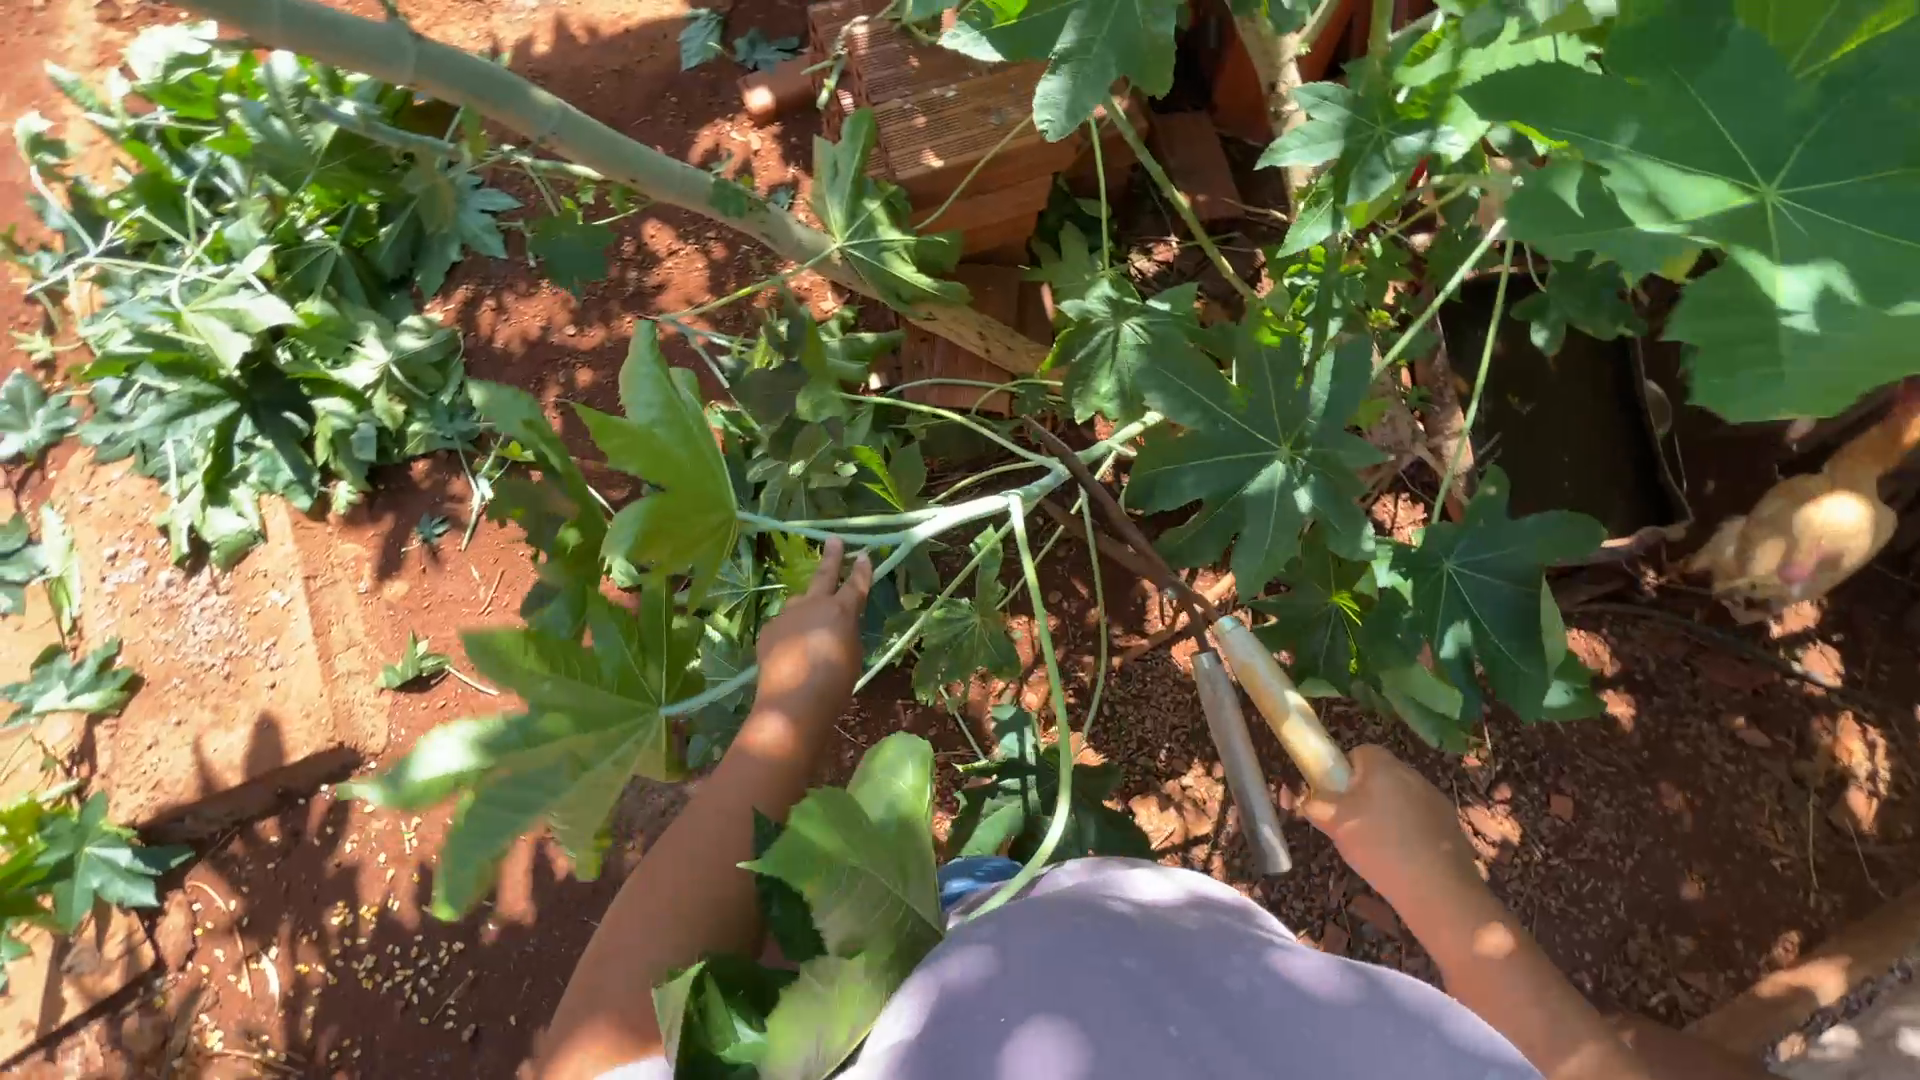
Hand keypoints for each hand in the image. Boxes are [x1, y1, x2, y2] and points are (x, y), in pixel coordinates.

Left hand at [754, 537, 872, 713]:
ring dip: (807, 605)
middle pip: (824, 575)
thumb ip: (846, 633)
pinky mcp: (768, 630)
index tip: (865, 554)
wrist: (794, 702)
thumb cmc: (835, 683)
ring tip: (810, 619)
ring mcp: (787, 615)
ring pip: (799, 602)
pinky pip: (784, 625)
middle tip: (834, 541)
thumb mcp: (852, 655)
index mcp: (841, 610)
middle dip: (832, 557)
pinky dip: (790, 633)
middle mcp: (813, 605)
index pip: (855, 584)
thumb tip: (834, 627)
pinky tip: (792, 651)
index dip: (862, 570)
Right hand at [1301, 745, 1483, 906]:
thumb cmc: (1378, 845)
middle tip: (1351, 822)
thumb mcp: (1333, 823)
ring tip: (1377, 845)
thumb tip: (1307, 800)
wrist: (1438, 889)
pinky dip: (1409, 832)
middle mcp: (1412, 775)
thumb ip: (1314, 804)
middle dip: (1364, 795)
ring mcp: (1436, 800)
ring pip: (1400, 798)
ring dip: (1387, 813)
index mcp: (1383, 766)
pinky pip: (1420, 820)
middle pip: (1380, 776)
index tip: (1338, 797)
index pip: (1359, 752)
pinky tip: (1402, 857)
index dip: (1343, 772)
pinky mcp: (1451, 825)